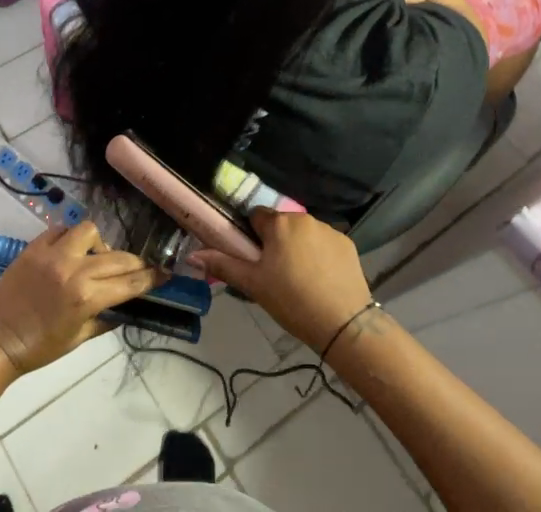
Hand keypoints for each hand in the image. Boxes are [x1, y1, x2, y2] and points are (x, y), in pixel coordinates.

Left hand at [0, 222, 166, 374]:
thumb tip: (126, 306)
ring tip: (95, 258)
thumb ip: (106, 318)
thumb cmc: (40, 347)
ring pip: (89, 231)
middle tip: (140, 267)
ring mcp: (52, 255)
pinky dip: (69, 237)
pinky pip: (60, 230)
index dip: (152, 278)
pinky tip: (70, 250)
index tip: (166, 273)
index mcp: (87, 297)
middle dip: (135, 262)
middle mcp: (74, 270)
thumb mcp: (79, 338)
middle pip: (117, 257)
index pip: (130, 283)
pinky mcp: (34, 247)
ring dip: (99, 244)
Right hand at [188, 209, 372, 350]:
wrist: (343, 322)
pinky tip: (320, 280)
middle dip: (275, 243)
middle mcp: (304, 218)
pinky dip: (319, 255)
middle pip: (281, 225)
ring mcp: (329, 230)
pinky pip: (325, 243)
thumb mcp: (253, 285)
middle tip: (274, 274)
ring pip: (304, 233)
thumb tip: (193, 254)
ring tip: (299, 280)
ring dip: (298, 247)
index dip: (252, 237)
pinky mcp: (347, 243)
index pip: (256, 217)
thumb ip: (223, 265)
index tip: (255, 260)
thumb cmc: (291, 301)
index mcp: (278, 224)